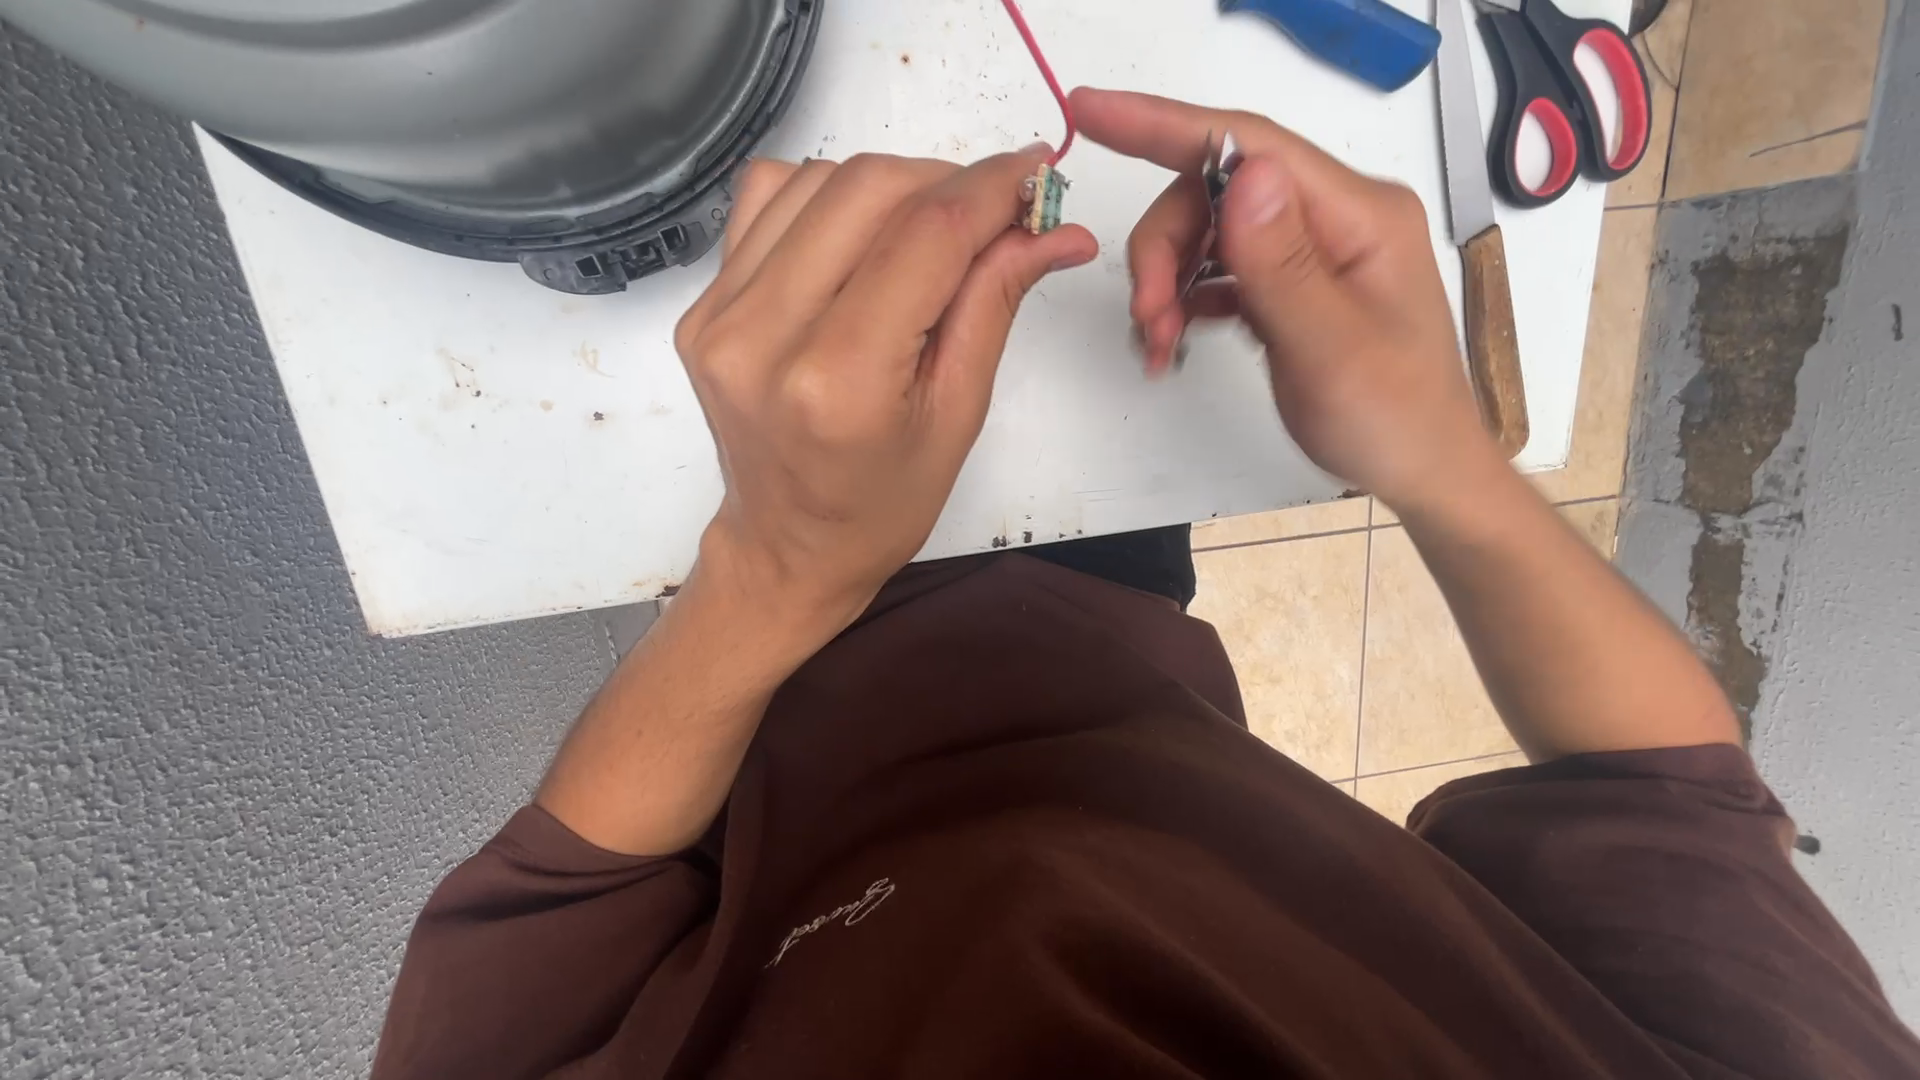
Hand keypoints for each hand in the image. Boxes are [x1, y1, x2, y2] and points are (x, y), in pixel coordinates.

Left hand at [674, 148, 1098, 641]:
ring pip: (816, 181)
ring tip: (928, 233)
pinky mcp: (703, 308)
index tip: (1036, 174)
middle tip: (992, 212)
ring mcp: (719, 317)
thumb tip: (1057, 229)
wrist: (788, 547)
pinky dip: (825, 197)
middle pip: (868, 190)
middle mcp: (763, 336)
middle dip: (946, 182)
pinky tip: (859, 239)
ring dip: (889, 187)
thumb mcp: (957, 417)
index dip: (991, 191)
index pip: (926, 238)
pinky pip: (766, 202)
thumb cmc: (882, 506)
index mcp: (840, 382)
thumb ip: (995, 306)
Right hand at [1072, 89, 1498, 511]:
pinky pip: (1216, 274)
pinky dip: (1183, 304)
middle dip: (1163, 251)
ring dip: (1167, 284)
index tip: (1089, 112)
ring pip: (1207, 236)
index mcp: (1355, 215)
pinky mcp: (1287, 287)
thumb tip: (1240, 176)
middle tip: (1147, 320)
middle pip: (1212, 197)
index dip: (1162, 126)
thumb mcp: (1333, 348)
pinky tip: (1172, 341)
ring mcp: (1307, 253)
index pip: (1247, 147)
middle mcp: (1329, 219)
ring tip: (1158, 344)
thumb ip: (1284, 265)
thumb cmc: (1390, 418)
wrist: (1417, 467)